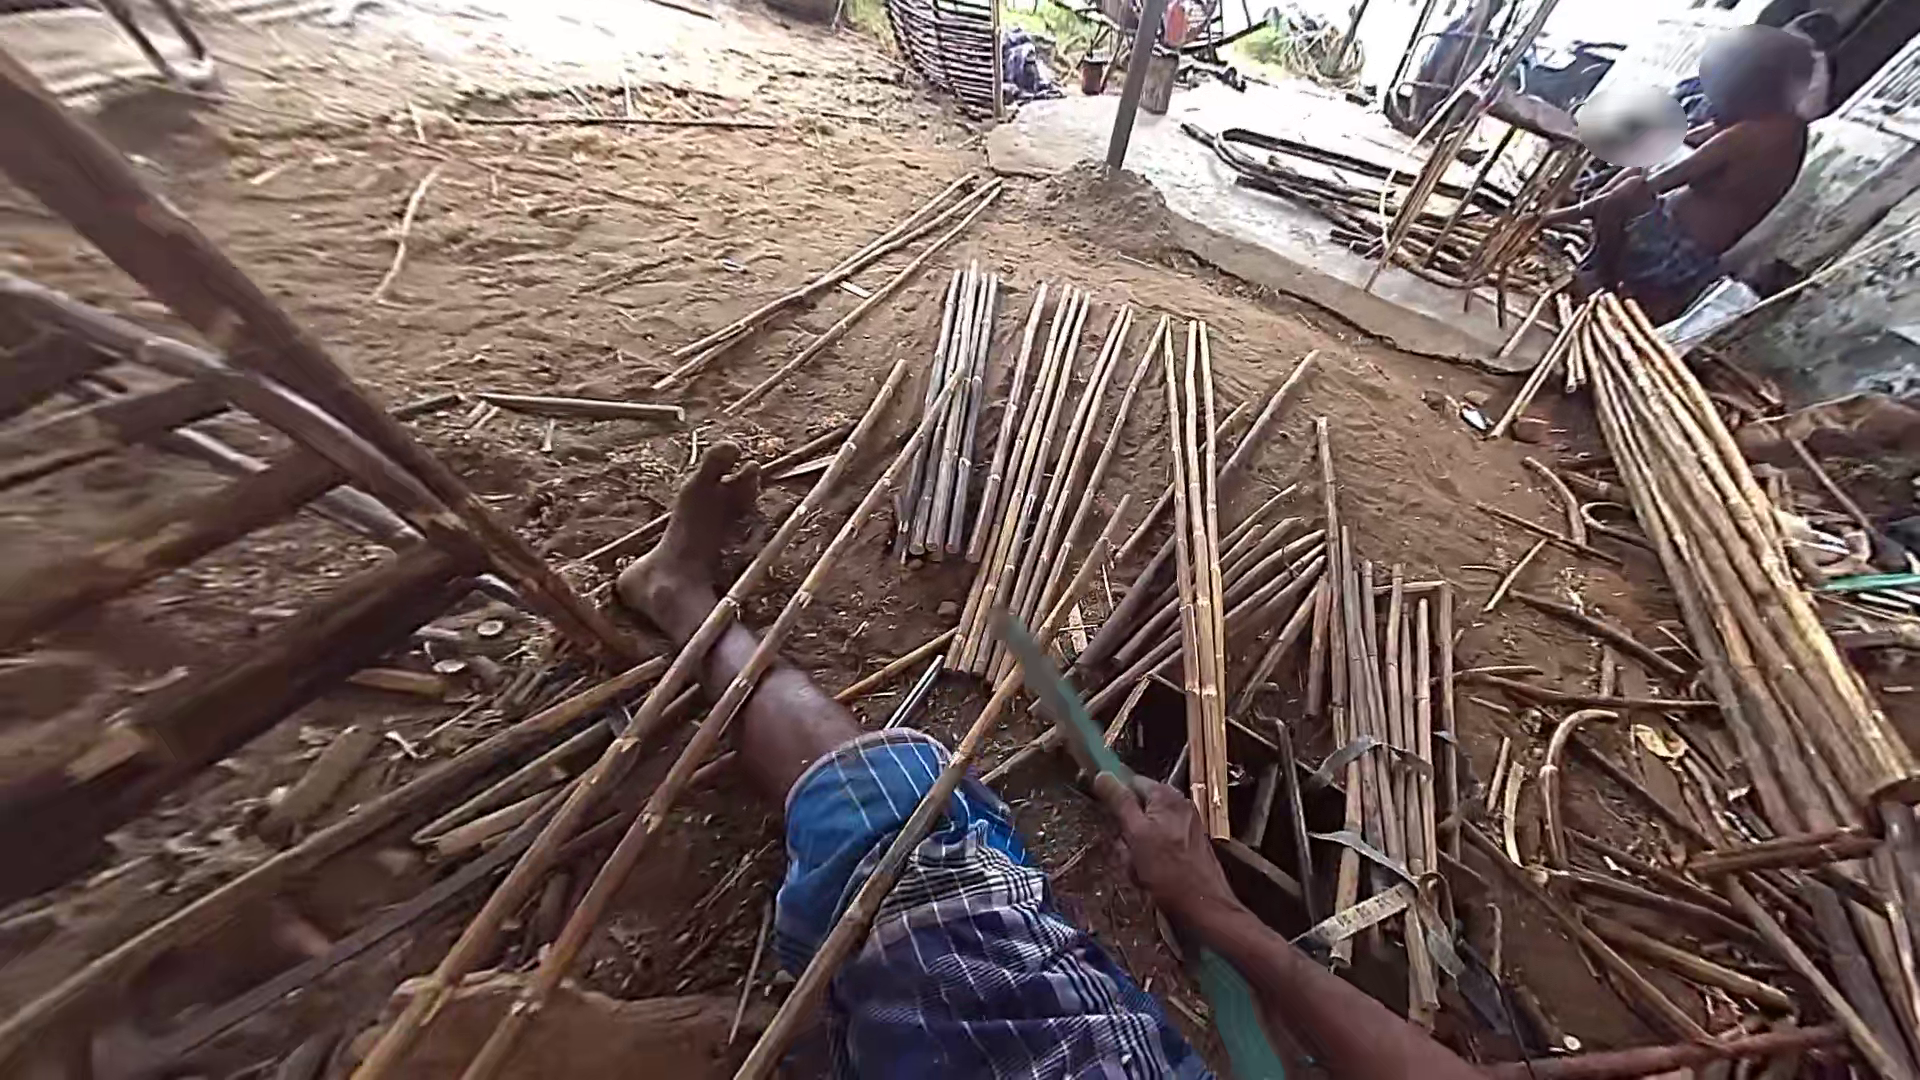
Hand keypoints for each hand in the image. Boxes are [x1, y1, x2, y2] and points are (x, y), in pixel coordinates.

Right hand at [1091, 772, 1240, 922]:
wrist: (1207, 911)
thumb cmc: (1168, 872)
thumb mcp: (1136, 833)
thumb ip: (1119, 801)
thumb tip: (1101, 774)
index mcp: (1166, 794)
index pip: (1129, 782)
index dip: (1116, 800)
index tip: (1111, 822)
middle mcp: (1179, 803)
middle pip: (1138, 807)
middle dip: (1127, 829)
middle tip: (1127, 851)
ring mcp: (1186, 824)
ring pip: (1146, 828)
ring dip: (1136, 847)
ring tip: (1139, 868)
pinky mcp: (1189, 845)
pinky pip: (1159, 843)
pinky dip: (1150, 857)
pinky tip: (1151, 876)